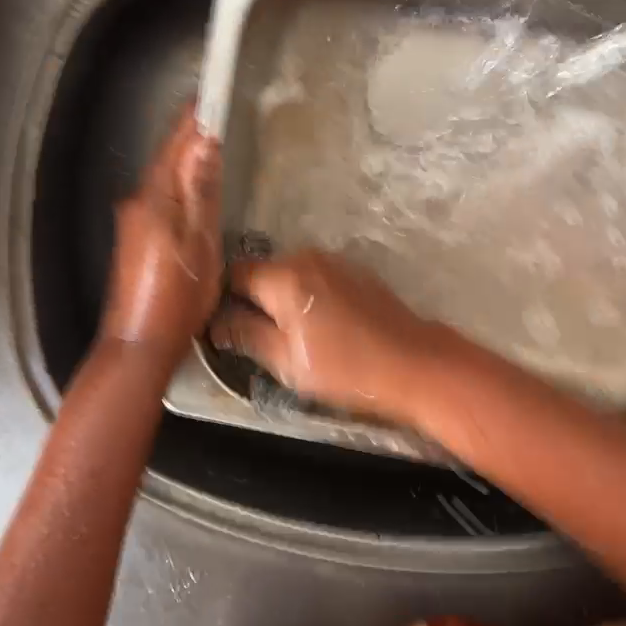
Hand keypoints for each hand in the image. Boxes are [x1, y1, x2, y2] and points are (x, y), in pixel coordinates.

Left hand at [100, 107, 222, 360]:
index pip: (175, 145)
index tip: (210, 93)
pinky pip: (160, 195)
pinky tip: (195, 185)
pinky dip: (178, 181)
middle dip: (190, 134)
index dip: (193, 118)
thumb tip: (206, 143)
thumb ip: (202, 192)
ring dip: (184, 157)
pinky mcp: (135, 236)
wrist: (138, 345)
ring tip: (212, 142)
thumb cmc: (177, 299)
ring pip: (163, 177)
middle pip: (167, 158)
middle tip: (217, 112)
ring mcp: (133, 220)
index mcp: (155, 200)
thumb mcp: (200, 245)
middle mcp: (138, 202)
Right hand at [208, 251, 455, 423]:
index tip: (220, 324)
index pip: (233, 273)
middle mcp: (304, 257)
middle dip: (252, 298)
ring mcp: (331, 260)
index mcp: (282, 277)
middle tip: (252, 336)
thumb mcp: (286, 361)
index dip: (221, 297)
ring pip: (287, 275)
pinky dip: (305, 296)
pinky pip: (313, 277)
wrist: (412, 362)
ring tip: (286, 334)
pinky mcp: (352, 270)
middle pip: (261, 271)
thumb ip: (245, 335)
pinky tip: (316, 325)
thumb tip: (213, 323)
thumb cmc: (344, 368)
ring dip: (280, 298)